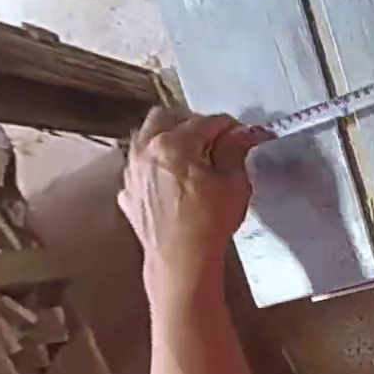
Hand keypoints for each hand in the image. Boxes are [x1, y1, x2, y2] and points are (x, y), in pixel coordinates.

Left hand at [119, 107, 265, 298]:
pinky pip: (140, 165)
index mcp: (174, 143)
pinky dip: (158, 164)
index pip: (207, 121)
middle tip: (215, 139)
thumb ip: (234, 151)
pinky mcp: (128, 190)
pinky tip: (175, 180)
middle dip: (192, 122)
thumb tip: (241, 133)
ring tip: (194, 157)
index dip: (231, 126)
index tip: (244, 135)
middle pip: (166, 116)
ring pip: (147, 138)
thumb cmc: (210, 220)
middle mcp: (146, 150)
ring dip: (170, 139)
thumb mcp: (234, 183)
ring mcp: (132, 170)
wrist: (180, 257)